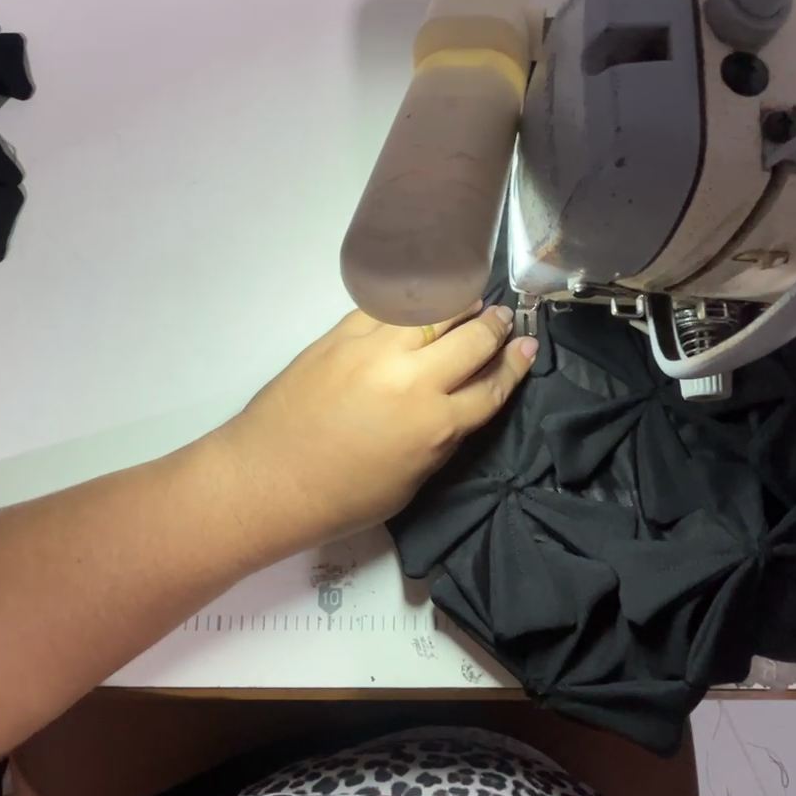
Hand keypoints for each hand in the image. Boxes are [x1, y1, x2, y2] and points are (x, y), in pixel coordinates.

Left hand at [209, 304, 537, 555]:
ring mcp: (376, 350)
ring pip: (434, 310)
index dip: (515, 364)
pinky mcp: (342, 334)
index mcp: (436, 425)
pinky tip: (422, 298)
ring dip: (460, 303)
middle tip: (504, 317)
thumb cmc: (341, 497)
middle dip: (496, 326)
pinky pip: (388, 307)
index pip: (491, 386)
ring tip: (470, 300)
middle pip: (472, 339)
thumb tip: (460, 402)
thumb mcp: (412, 481)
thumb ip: (442, 437)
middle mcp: (414, 379)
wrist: (268, 478)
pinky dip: (413, 301)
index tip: (527, 347)